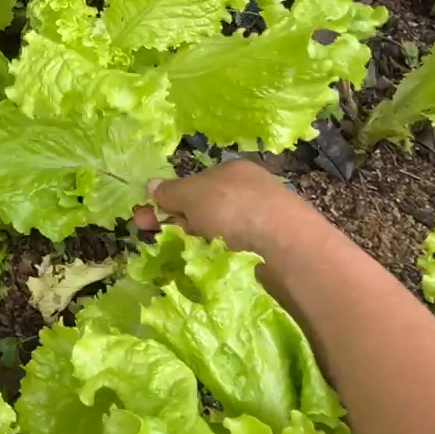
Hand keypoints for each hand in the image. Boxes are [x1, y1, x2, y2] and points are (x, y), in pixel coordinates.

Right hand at [133, 159, 338, 260]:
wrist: (289, 251)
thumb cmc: (234, 210)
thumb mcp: (190, 194)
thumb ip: (168, 191)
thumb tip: (152, 186)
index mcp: (231, 170)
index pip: (191, 183)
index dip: (166, 199)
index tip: (145, 216)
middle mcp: (248, 192)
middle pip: (201, 207)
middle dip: (175, 221)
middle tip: (152, 235)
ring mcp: (262, 221)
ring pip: (216, 231)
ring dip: (194, 241)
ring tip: (182, 251)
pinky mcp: (272, 249)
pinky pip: (234, 250)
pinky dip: (218, 256)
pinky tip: (210, 262)